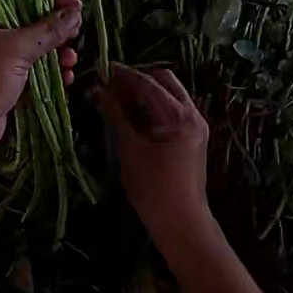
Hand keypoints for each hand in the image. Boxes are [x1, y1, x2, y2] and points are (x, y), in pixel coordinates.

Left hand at [0, 0, 81, 161]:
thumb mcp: (17, 49)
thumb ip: (49, 30)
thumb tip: (77, 13)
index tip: (76, 7)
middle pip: (28, 22)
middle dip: (55, 32)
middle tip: (76, 37)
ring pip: (31, 49)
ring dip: (55, 54)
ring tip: (71, 62)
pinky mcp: (0, 81)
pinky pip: (29, 70)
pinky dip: (47, 73)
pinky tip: (65, 79)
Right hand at [94, 64, 210, 235]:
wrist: (181, 223)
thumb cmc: (153, 189)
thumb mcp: (129, 149)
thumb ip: (114, 115)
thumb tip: (97, 90)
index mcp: (179, 116)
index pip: (147, 83)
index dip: (121, 74)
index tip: (99, 68)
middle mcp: (192, 114)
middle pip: (162, 81)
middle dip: (135, 80)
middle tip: (108, 86)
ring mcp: (195, 126)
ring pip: (167, 95)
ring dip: (142, 93)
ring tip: (115, 101)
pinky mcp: (191, 138)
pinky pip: (170, 111)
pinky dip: (150, 108)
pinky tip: (130, 117)